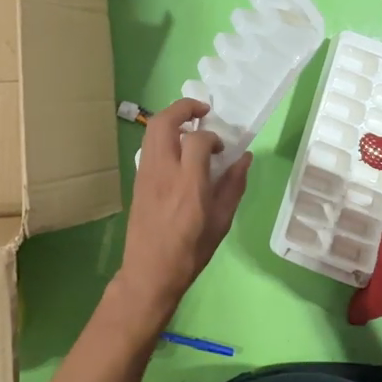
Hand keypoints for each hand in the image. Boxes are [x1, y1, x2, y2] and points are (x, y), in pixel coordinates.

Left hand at [114, 97, 250, 324]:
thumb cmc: (190, 252)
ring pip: (151, 129)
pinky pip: (147, 144)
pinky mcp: (136, 178)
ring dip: (171, 118)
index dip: (212, 137)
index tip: (221, 149)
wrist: (149, 273)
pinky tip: (176, 149)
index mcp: (188, 184)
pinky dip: (162, 135)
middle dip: (183, 107)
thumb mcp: (221, 222)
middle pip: (164, 122)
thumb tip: (244, 158)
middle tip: (202, 111)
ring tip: (189, 125)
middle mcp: (163, 171)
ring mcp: (145, 172)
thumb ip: (233, 186)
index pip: (198, 140)